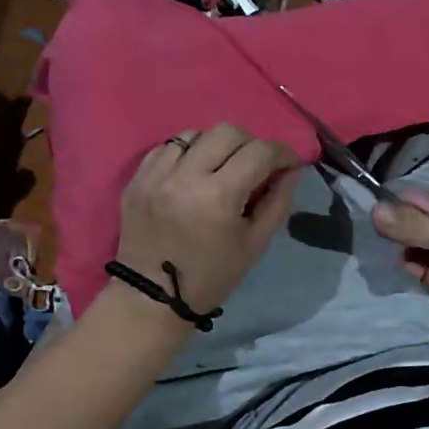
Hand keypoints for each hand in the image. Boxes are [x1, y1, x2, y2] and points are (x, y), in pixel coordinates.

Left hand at [115, 123, 302, 319]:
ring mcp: (156, 175)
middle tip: (256, 166)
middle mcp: (185, 177)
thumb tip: (290, 170)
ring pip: (194, 133)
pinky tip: (193, 174)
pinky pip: (166, 148)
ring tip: (221, 169)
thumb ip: (277, 202)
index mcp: (218, 197)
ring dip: (216, 146)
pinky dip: (187, 154)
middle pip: (227, 132)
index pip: (259, 152)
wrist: (152, 297)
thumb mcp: (255, 244)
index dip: (282, 153)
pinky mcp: (137, 179)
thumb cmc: (212, 276)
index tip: (289, 164)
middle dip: (251, 144)